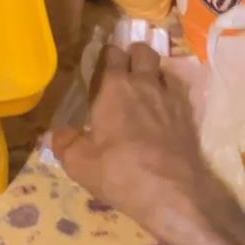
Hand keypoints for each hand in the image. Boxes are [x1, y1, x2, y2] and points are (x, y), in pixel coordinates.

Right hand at [49, 43, 237, 244]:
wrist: (172, 192)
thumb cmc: (119, 172)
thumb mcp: (79, 163)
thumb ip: (64, 143)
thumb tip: (56, 134)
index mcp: (114, 88)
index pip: (112, 55)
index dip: (106, 54)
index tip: (101, 62)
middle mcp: (144, 84)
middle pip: (143, 52)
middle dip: (133, 54)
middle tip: (125, 68)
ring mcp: (170, 97)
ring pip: (164, 68)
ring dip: (154, 70)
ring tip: (146, 83)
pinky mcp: (189, 115)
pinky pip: (180, 90)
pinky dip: (171, 90)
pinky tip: (166, 105)